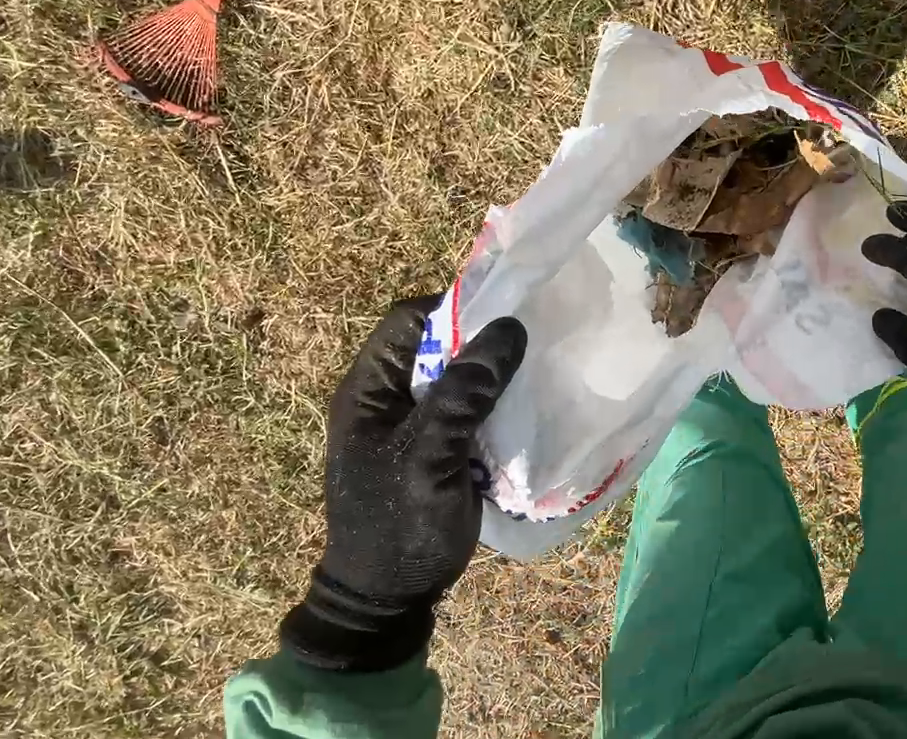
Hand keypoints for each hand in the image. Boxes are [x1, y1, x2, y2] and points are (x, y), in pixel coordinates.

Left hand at [280, 295, 525, 670]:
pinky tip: (529, 401)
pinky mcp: (442, 442)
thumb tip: (509, 329)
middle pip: (440, 342)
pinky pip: (474, 403)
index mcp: (369, 388)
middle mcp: (390, 394)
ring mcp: (417, 420)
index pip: (409, 320)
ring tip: (537, 366)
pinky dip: (499, 398)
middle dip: (483, 337)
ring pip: (461, 371)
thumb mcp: (428, 458)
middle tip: (531, 340)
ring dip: (495, 369)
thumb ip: (463, 395)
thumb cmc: (398, 526)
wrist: (389, 599)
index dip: (455, 308)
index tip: (505, 315)